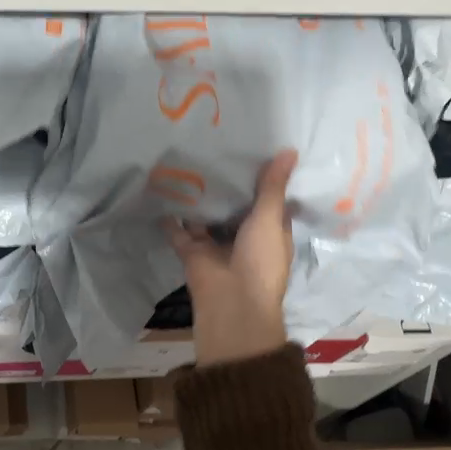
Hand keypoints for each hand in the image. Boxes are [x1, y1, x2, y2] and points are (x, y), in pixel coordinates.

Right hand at [169, 149, 296, 366]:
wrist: (232, 301)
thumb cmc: (260, 260)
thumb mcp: (270, 218)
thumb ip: (272, 186)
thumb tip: (289, 150)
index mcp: (269, 232)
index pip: (267, 202)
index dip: (262, 179)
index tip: (254, 150)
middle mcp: (243, 238)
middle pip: (233, 208)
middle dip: (227, 186)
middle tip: (216, 148)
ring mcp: (216, 245)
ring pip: (205, 218)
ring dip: (199, 199)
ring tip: (187, 163)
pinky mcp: (192, 252)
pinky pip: (178, 231)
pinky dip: (170, 217)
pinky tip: (162, 191)